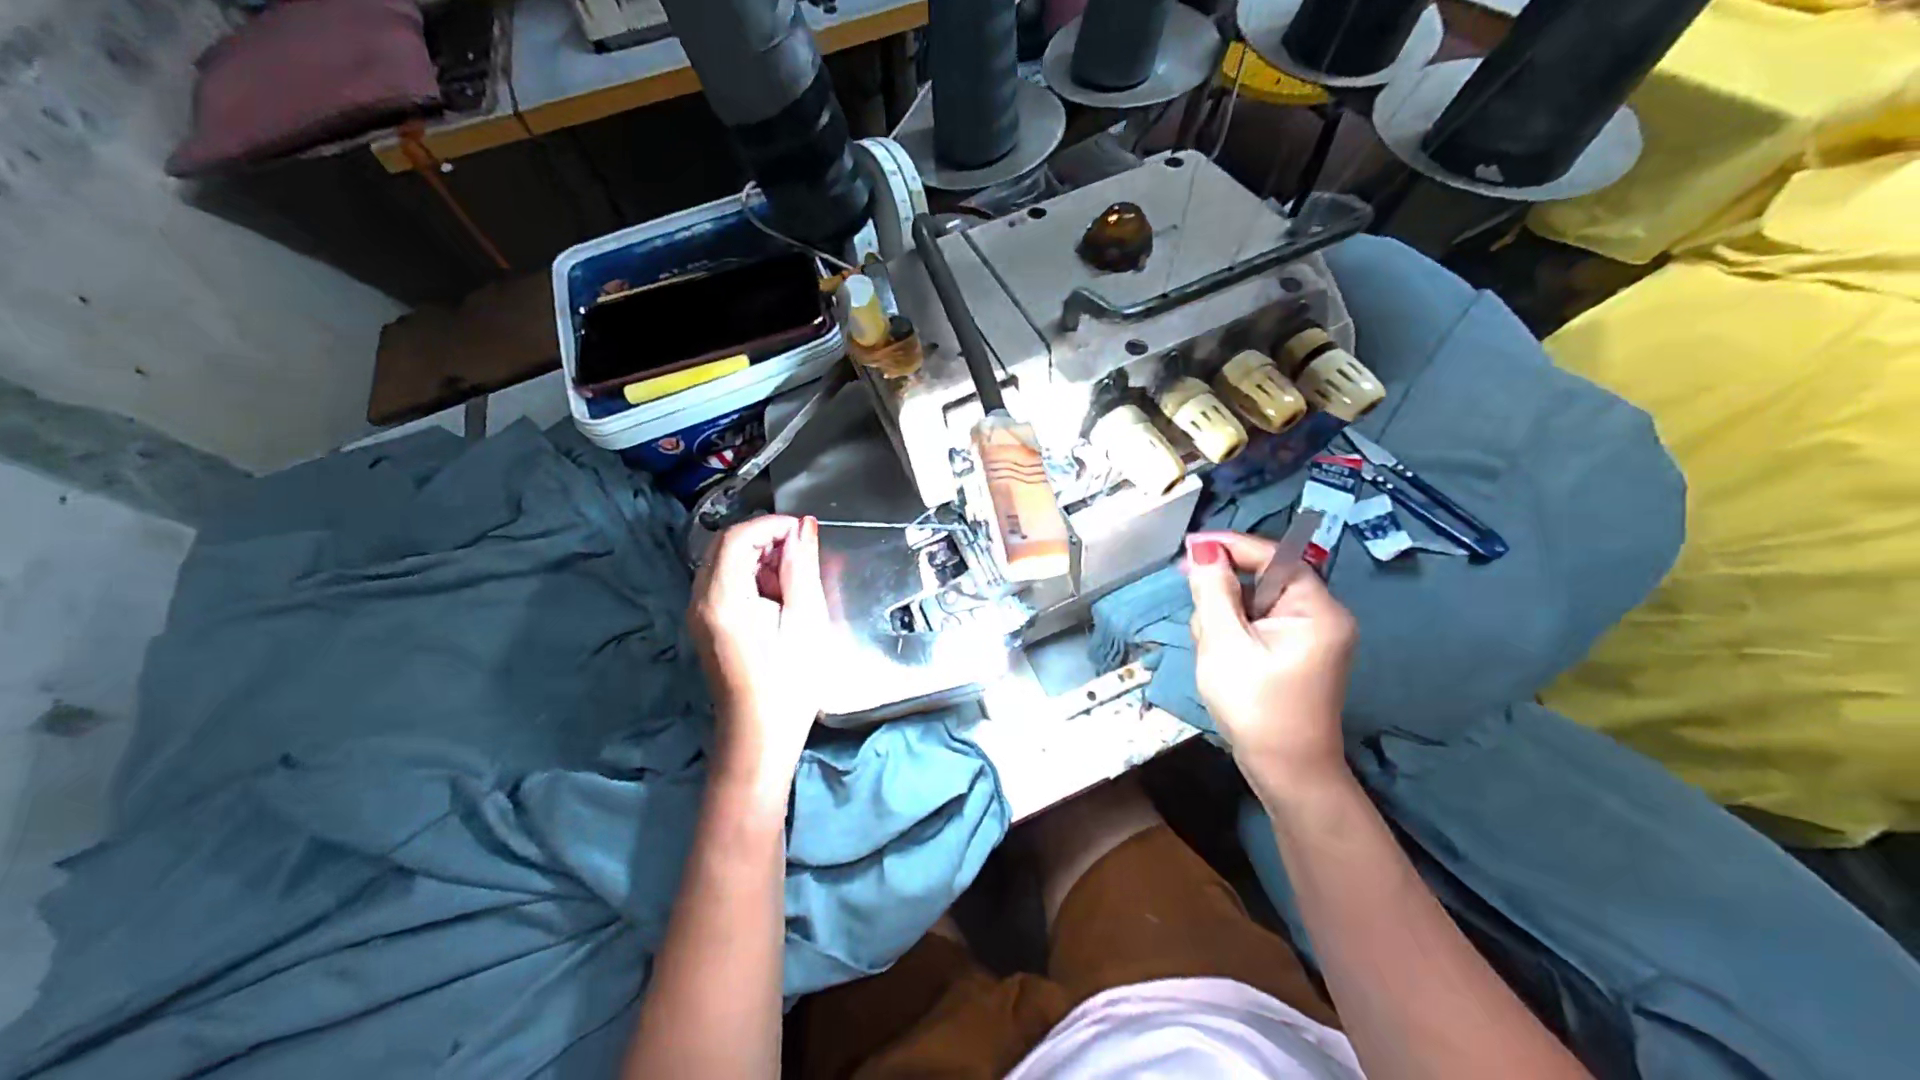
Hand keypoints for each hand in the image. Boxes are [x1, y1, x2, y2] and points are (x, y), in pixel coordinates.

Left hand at [689, 515, 828, 792]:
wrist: (760, 735)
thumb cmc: (790, 681)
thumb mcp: (806, 619)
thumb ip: (802, 567)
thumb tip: (803, 527)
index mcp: (723, 598)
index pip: (738, 536)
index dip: (772, 525)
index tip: (804, 533)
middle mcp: (700, 600)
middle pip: (726, 545)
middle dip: (766, 539)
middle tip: (803, 554)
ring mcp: (698, 613)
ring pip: (723, 562)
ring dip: (759, 557)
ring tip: (794, 577)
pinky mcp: (705, 625)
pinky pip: (723, 583)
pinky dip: (750, 576)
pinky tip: (778, 596)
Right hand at [1183, 531, 1357, 800]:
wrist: (1286, 772)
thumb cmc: (1256, 706)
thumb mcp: (1224, 643)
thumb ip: (1213, 591)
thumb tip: (1204, 549)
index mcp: (1316, 609)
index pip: (1273, 556)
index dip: (1230, 546)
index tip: (1190, 546)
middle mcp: (1321, 616)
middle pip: (1261, 581)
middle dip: (1224, 598)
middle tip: (1202, 626)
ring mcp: (1310, 637)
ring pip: (1254, 605)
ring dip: (1225, 620)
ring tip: (1213, 653)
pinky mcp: (1296, 653)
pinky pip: (1258, 626)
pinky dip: (1234, 635)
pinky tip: (1223, 659)